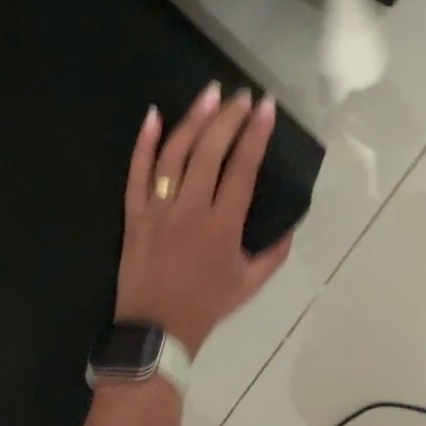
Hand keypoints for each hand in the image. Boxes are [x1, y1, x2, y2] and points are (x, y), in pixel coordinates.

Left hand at [115, 82, 293, 356]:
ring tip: (209, 95)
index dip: (255, 135)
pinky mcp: (133, 215)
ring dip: (192, 121)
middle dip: (228, 119)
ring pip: (174, 156)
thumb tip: (292, 223)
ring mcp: (158, 211)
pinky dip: (143, 144)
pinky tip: (153, 116)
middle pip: (209, 153)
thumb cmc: (206, 306)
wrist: (157, 330)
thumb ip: (275, 252)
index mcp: (223, 226)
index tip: (266, 108)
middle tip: (241, 96)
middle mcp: (190, 211)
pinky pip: (136, 174)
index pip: (242, 169)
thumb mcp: (251, 284)